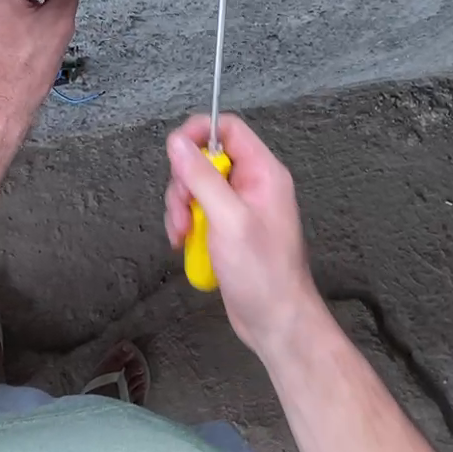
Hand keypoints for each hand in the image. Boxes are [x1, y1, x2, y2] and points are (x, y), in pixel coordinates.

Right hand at [165, 114, 322, 362]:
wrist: (276, 323)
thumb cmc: (264, 275)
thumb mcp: (228, 220)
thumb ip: (202, 177)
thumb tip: (178, 142)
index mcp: (263, 173)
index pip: (228, 129)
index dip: (199, 133)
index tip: (176, 153)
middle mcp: (252, 184)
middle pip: (205, 158)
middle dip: (184, 182)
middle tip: (183, 210)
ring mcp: (238, 206)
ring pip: (196, 185)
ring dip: (181, 207)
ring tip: (183, 233)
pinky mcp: (226, 227)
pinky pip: (197, 210)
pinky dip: (185, 223)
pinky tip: (185, 243)